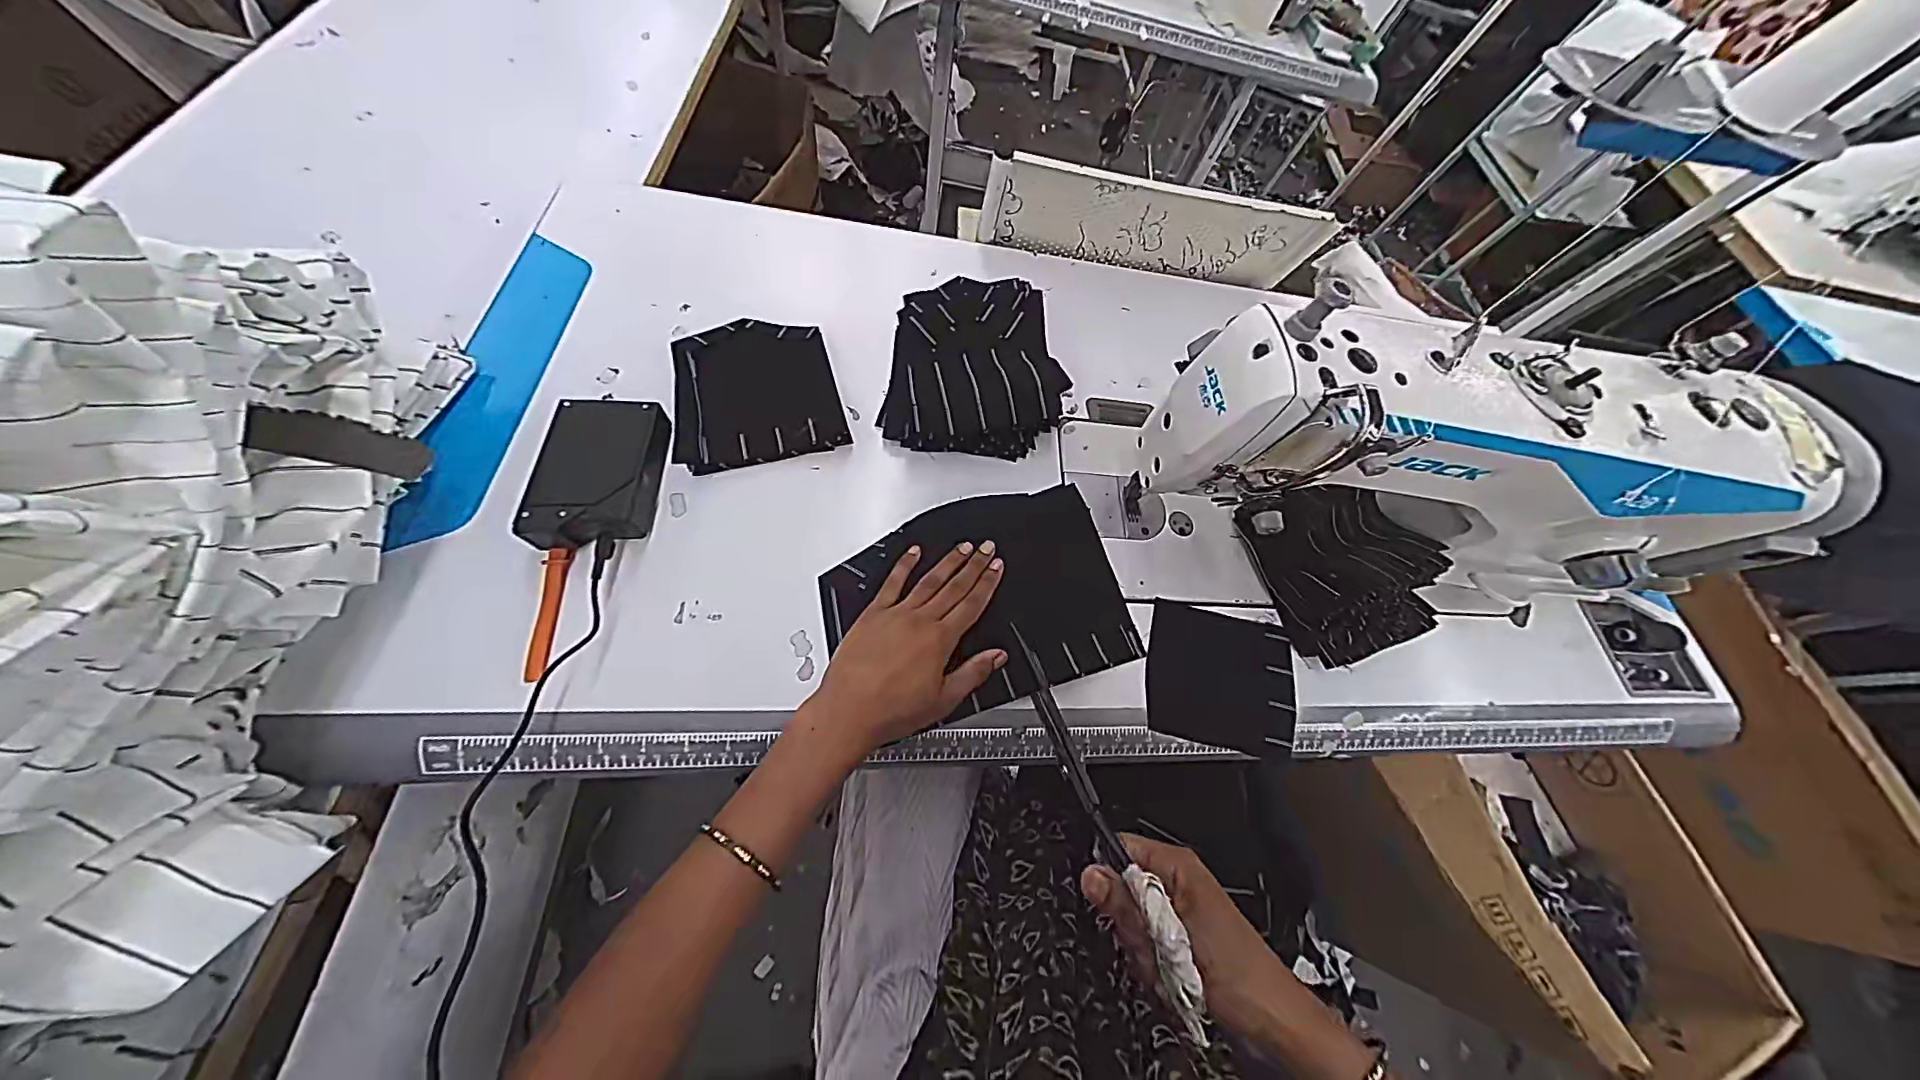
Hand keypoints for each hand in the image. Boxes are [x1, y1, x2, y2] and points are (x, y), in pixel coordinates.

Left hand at [800, 542, 1005, 757]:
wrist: (849, 710)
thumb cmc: (890, 709)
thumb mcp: (943, 700)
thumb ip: (973, 673)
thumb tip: (995, 657)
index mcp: (939, 641)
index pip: (971, 605)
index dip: (987, 584)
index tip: (996, 568)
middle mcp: (919, 622)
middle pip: (954, 587)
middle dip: (974, 565)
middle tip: (986, 549)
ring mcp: (895, 615)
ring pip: (928, 580)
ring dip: (947, 562)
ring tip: (961, 548)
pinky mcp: (872, 615)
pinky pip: (892, 583)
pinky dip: (904, 565)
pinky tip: (913, 553)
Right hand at [1082, 835, 1383, 1079]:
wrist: (1275, 1023)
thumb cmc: (1242, 977)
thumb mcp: (1172, 937)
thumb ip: (1128, 904)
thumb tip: (1091, 873)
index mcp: (1177, 865)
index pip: (1118, 848)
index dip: (1106, 877)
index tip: (1113, 907)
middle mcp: (1177, 883)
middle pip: (1119, 893)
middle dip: (1130, 929)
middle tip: (1155, 947)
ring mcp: (1178, 914)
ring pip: (1130, 927)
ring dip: (1143, 955)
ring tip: (1171, 968)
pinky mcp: (1179, 941)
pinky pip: (1144, 948)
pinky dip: (1153, 969)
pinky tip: (1174, 979)